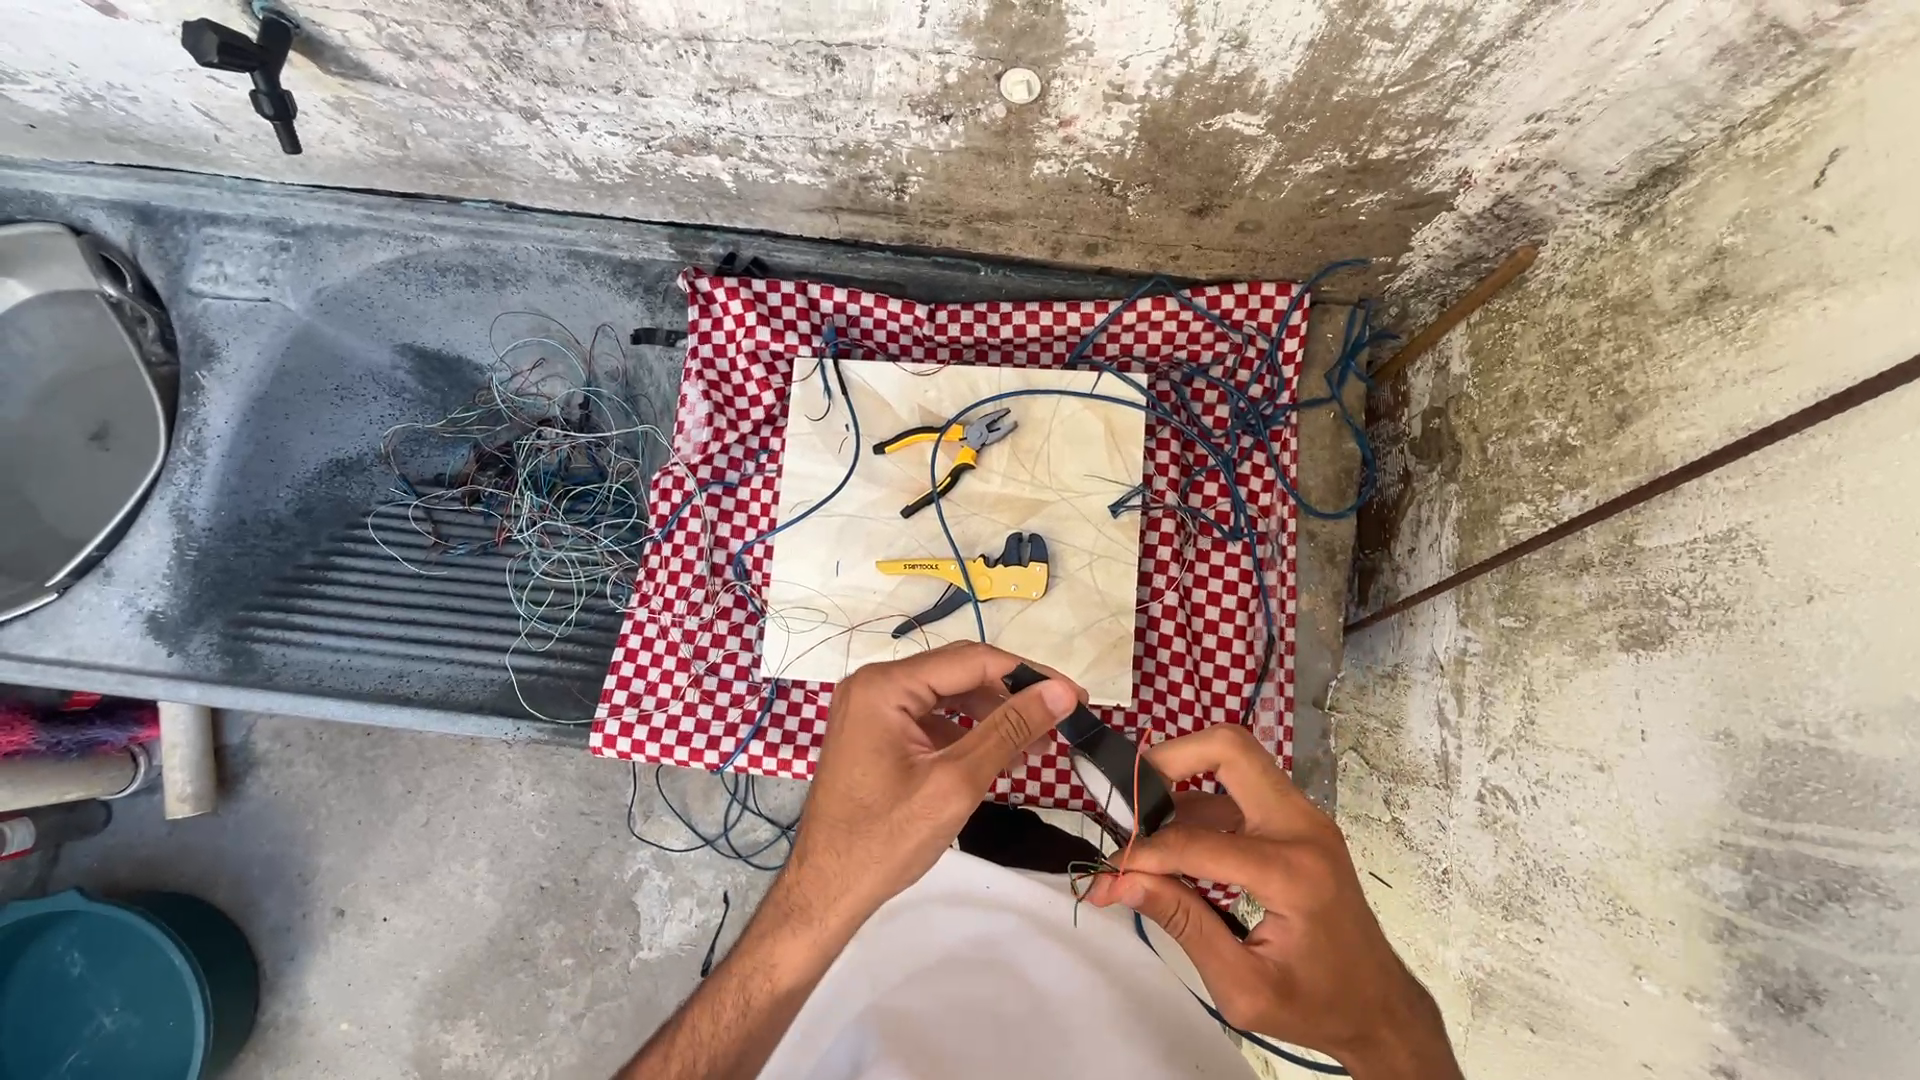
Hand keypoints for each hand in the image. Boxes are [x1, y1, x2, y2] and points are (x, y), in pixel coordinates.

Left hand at [781, 642, 1083, 930]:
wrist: (825, 892)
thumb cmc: (886, 840)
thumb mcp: (957, 782)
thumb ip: (1010, 729)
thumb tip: (1062, 692)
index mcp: (885, 685)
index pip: (972, 660)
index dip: (1028, 675)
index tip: (1076, 696)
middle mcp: (873, 683)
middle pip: (959, 673)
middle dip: (1012, 695)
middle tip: (1061, 718)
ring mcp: (870, 707)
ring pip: (947, 695)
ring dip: (993, 715)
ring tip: (1037, 745)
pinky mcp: (874, 731)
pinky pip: (930, 716)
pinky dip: (966, 731)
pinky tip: (999, 755)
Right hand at [1085, 725, 1460, 1079]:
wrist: (1381, 1007)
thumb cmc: (1317, 1006)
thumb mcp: (1243, 987)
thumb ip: (1182, 924)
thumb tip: (1120, 881)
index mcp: (1294, 873)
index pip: (1196, 842)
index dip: (1143, 855)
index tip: (1108, 873)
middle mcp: (1302, 826)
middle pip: (1229, 747)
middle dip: (1168, 759)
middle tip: (1128, 795)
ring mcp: (1302, 815)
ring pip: (1232, 757)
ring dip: (1180, 777)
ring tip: (1141, 824)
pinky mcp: (1296, 818)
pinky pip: (1238, 785)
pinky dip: (1197, 799)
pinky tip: (1174, 838)